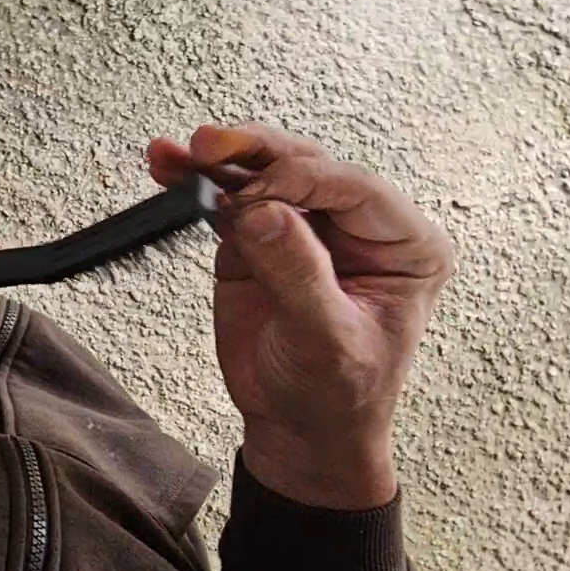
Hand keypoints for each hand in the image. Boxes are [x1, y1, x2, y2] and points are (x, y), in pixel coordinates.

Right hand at [148, 125, 453, 509]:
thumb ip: (297, 274)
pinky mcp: (253, 243)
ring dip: (216, 162)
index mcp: (401, 245)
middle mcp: (353, 228)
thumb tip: (260, 212)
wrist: (296, 426)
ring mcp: (299, 231)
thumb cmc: (333, 393)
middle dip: (254, 153)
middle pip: (303, 168)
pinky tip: (168, 169)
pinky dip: (195, 188)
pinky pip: (225, 205)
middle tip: (207, 144)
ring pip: (260, 177)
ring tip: (178, 152)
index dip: (297, 179)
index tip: (249, 194)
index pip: (350, 188)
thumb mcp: (326, 340)